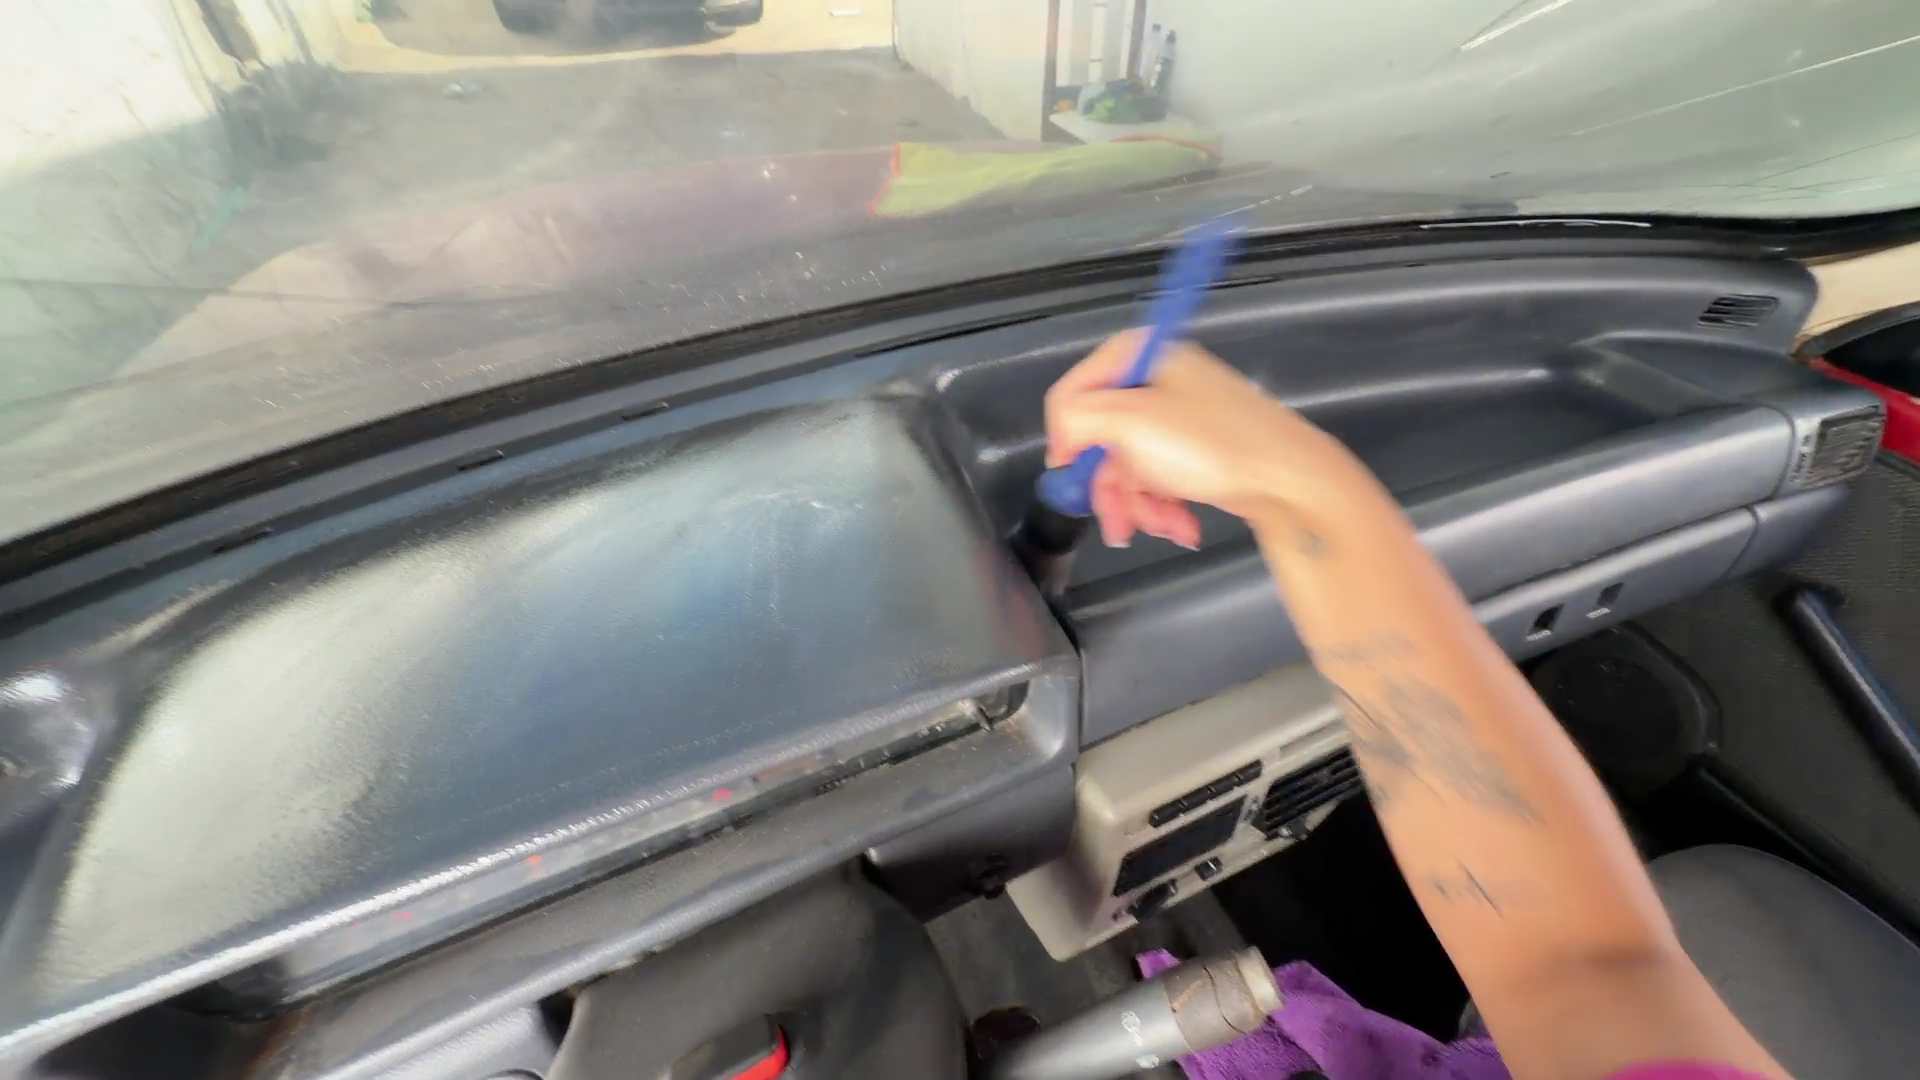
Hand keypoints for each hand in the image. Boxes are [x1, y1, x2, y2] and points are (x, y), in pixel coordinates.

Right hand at [1044, 330, 1383, 547]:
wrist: (1290, 480)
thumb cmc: (1208, 443)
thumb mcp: (1127, 422)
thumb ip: (1076, 420)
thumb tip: (1063, 442)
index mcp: (1139, 357)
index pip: (1073, 393)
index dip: (1066, 439)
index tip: (1070, 477)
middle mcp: (1157, 379)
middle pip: (1102, 439)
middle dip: (1111, 489)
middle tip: (1117, 524)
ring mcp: (1179, 416)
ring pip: (1130, 466)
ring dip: (1139, 505)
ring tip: (1161, 529)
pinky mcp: (1196, 447)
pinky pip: (1159, 476)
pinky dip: (1164, 506)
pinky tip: (1181, 526)